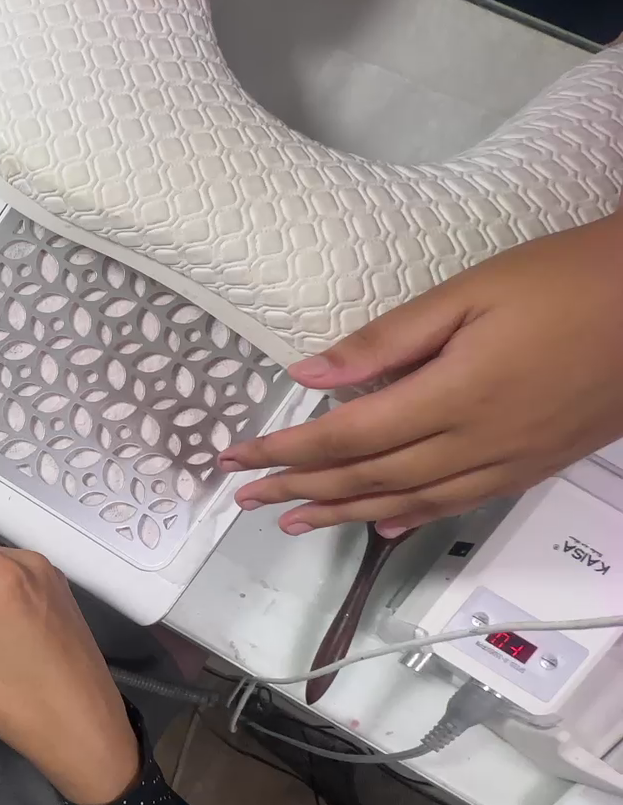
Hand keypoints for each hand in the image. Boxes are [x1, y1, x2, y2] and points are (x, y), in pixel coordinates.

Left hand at [222, 213, 622, 536]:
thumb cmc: (572, 279)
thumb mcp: (466, 294)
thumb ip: (382, 341)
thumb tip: (306, 373)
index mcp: (455, 395)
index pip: (343, 437)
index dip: (281, 452)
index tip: (232, 458)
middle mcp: (483, 438)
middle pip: (368, 476)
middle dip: (298, 489)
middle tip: (244, 497)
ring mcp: (518, 455)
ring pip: (413, 498)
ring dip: (344, 513)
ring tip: (290, 521)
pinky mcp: (546, 459)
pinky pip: (469, 500)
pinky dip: (416, 515)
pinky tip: (384, 525)